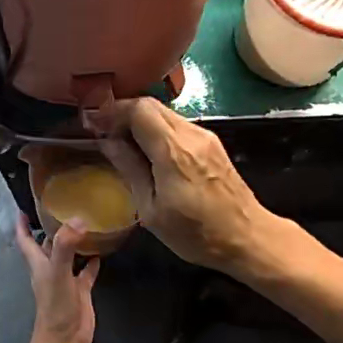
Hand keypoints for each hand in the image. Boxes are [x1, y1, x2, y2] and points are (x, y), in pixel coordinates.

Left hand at [13, 209, 98, 342]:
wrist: (65, 339)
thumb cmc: (55, 306)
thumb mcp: (58, 272)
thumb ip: (65, 247)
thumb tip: (78, 220)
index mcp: (38, 263)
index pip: (25, 239)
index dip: (22, 224)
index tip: (24, 207)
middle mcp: (50, 268)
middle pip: (47, 244)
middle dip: (51, 227)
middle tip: (62, 207)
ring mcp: (65, 279)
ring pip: (67, 254)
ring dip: (73, 241)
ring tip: (84, 221)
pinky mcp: (81, 289)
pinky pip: (86, 270)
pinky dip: (91, 260)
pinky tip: (101, 249)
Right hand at [97, 98, 279, 274]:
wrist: (248, 237)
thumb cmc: (196, 233)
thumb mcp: (151, 210)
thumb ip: (130, 169)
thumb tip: (108, 142)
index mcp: (173, 151)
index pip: (138, 108)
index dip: (112, 111)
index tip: (94, 125)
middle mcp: (191, 134)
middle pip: (151, 105)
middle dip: (123, 113)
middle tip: (104, 133)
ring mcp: (205, 136)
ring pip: (165, 113)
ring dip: (140, 121)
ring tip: (123, 144)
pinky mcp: (212, 143)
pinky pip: (177, 125)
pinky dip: (157, 130)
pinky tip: (148, 151)